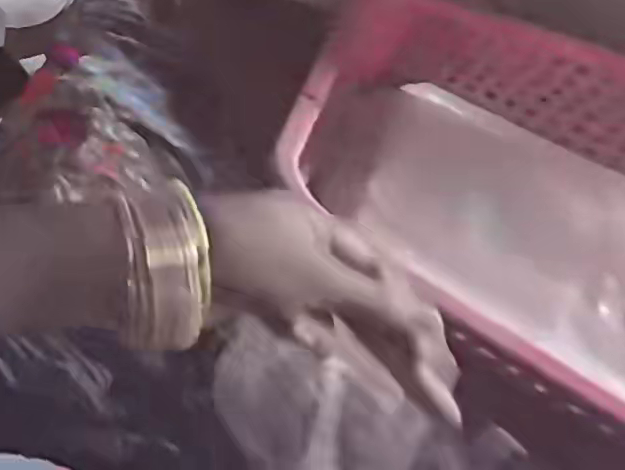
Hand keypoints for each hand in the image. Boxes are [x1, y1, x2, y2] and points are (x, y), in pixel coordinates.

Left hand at [200, 190, 460, 424]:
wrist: (184, 257)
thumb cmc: (256, 253)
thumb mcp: (321, 275)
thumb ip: (375, 300)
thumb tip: (426, 321)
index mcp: (316, 225)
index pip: (378, 268)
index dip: (412, 310)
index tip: (439, 352)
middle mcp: (302, 244)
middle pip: (362, 295)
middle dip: (402, 341)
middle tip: (440, 392)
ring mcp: (280, 271)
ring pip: (339, 314)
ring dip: (377, 353)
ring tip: (421, 399)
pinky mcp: (260, 296)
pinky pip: (307, 322)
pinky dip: (335, 347)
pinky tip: (372, 383)